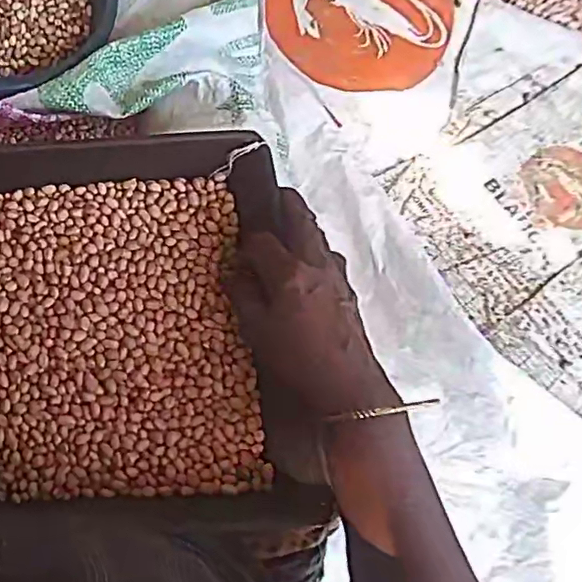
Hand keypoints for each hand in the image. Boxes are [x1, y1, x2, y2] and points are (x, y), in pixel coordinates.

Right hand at [226, 188, 396, 418]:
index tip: (235, 249)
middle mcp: (317, 265)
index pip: (262, 241)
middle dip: (287, 204)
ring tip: (290, 227)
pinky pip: (327, 257)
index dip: (245, 241)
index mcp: (290, 273)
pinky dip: (313, 248)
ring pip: (318, 237)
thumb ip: (243, 296)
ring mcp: (337, 276)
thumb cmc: (298, 360)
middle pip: (301, 221)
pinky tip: (306, 265)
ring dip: (303, 226)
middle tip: (276, 195)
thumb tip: (233, 272)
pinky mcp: (347, 291)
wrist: (349, 386)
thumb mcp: (257, 331)